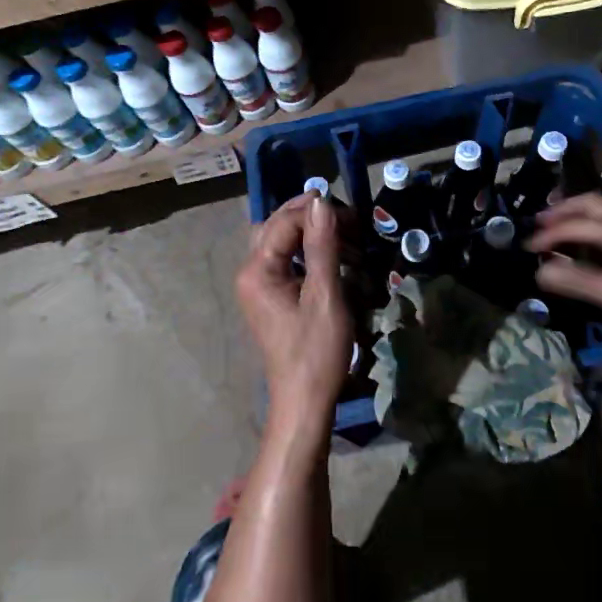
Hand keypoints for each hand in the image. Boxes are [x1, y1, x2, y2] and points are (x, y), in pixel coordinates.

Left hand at [236, 193, 353, 424]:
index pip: (284, 222)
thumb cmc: (316, 351)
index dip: (316, 212)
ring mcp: (255, 285)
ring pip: (278, 241)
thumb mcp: (324, 296)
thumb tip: (321, 202)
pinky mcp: (267, 295)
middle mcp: (249, 272)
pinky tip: (328, 254)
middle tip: (347, 218)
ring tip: (341, 233)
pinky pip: (281, 260)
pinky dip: (303, 251)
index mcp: (257, 270)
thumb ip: (321, 246)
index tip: (352, 216)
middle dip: (309, 216)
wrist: (303, 400)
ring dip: (307, 232)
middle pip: (275, 226)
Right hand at [524, 194, 601, 335]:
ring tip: (563, 223)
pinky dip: (597, 220)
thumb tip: (540, 270)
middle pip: (590, 202)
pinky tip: (597, 239)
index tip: (526, 246)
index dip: (546, 234)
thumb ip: (574, 280)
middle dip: (562, 209)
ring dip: (581, 212)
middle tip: (540, 221)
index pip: (572, 224)